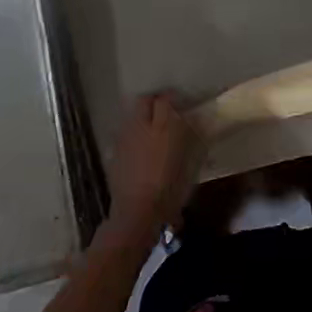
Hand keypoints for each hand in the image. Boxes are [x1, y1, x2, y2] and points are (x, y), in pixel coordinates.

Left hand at [106, 93, 198, 229]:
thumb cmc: (170, 191)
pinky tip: (140, 147)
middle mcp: (142, 126)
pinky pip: (125, 132)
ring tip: (153, 130)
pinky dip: (133, 133)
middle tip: (166, 113)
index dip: (175, 100)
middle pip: (145, 100)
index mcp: (165, 128)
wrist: (137, 211)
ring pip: (133, 115)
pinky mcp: (114, 150)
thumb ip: (194, 140)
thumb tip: (198, 121)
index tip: (183, 106)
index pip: (167, 100)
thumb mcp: (191, 166)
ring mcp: (125, 137)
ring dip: (143, 116)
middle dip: (155, 102)